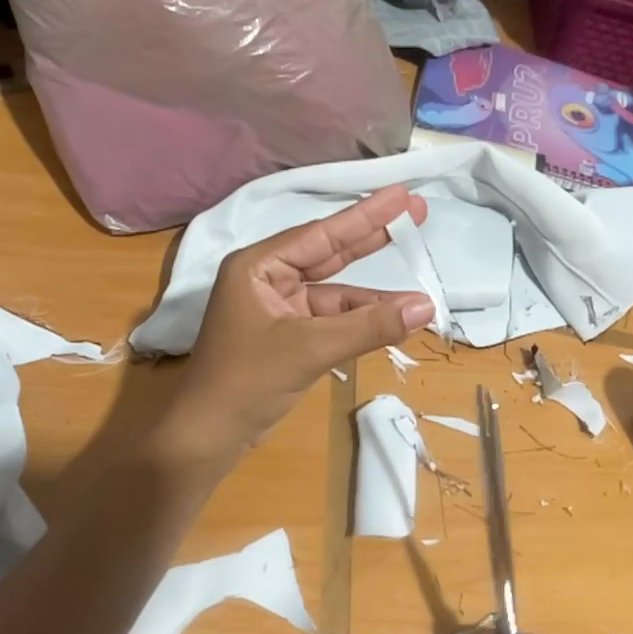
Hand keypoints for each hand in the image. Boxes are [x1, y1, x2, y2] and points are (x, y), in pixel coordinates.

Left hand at [165, 186, 434, 463]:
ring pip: (335, 293)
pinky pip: (332, 320)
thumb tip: (426, 307)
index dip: (367, 216)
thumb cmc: (247, 381)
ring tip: (419, 294)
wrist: (207, 438)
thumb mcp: (311, 348)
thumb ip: (369, 326)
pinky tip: (392, 322)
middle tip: (417, 215)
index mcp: (258, 266)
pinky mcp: (287, 338)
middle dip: (373, 239)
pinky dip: (360, 322)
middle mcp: (267, 280)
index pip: (321, 233)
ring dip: (374, 297)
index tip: (402, 195)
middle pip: (329, 253)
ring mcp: (277, 310)